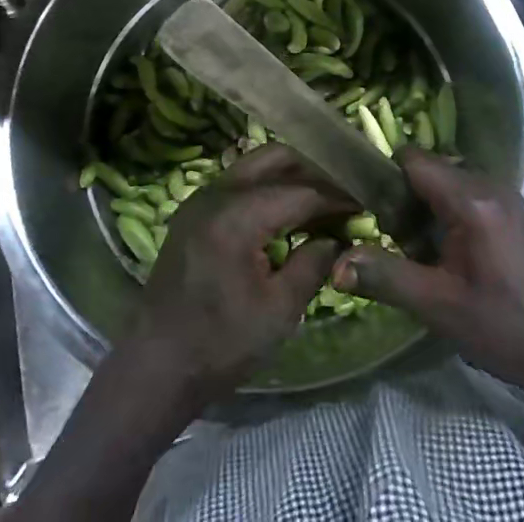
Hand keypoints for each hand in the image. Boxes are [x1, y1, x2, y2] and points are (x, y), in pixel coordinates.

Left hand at [121, 144, 352, 403]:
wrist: (158, 365)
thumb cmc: (221, 344)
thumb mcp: (280, 310)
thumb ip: (313, 264)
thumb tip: (336, 239)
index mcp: (236, 216)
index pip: (299, 191)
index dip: (336, 197)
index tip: (366, 202)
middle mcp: (216, 194)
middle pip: (274, 159)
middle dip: (313, 171)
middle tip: (344, 193)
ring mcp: (200, 199)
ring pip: (254, 166)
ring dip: (289, 177)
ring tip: (321, 201)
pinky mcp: (193, 212)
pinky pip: (238, 183)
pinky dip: (266, 188)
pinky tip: (287, 212)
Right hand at [331, 148, 523, 479]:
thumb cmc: (504, 328)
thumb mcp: (437, 305)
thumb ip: (383, 276)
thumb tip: (334, 264)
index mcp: (472, 200)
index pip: (414, 159)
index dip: (384, 173)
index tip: (361, 198)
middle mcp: (491, 185)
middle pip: (430, 167)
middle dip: (401, 190)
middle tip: (380, 226)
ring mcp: (507, 196)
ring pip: (448, 179)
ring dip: (423, 201)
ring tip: (405, 237)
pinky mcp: (513, 211)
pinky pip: (466, 192)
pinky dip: (445, 208)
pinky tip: (439, 245)